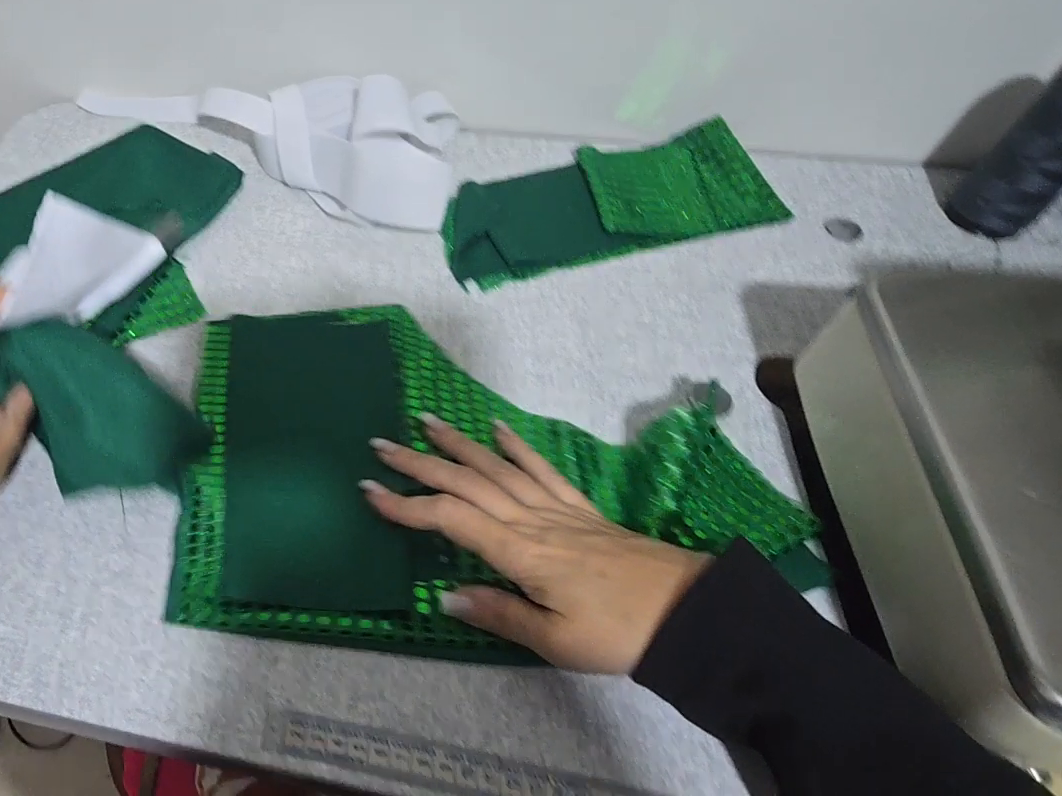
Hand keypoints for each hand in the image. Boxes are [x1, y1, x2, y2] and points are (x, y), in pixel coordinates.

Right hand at [362, 415, 710, 672]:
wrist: (691, 612)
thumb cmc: (620, 633)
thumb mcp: (557, 641)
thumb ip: (500, 614)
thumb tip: (444, 596)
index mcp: (519, 552)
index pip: (450, 519)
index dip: (407, 505)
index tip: (370, 490)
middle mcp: (530, 519)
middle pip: (465, 482)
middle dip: (419, 463)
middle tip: (381, 445)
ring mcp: (555, 508)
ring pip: (496, 467)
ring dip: (458, 443)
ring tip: (425, 421)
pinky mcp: (579, 507)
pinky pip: (542, 468)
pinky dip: (517, 446)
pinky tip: (497, 428)